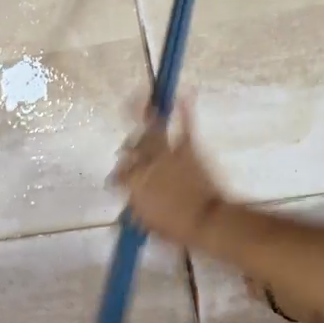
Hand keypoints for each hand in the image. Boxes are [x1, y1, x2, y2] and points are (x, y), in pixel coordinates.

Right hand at [110, 104, 226, 245]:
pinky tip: (185, 93)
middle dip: (128, 147)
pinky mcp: (189, 148)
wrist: (206, 221)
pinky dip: (185, 108)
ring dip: (144, 115)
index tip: (117, 180)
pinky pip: (185, 125)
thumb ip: (137, 210)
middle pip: (132, 148)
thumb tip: (131, 206)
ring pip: (152, 132)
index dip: (117, 176)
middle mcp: (147, 164)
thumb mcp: (148, 224)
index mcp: (135, 184)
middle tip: (127, 148)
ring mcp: (168, 153)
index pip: (119, 174)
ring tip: (138, 98)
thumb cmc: (177, 229)